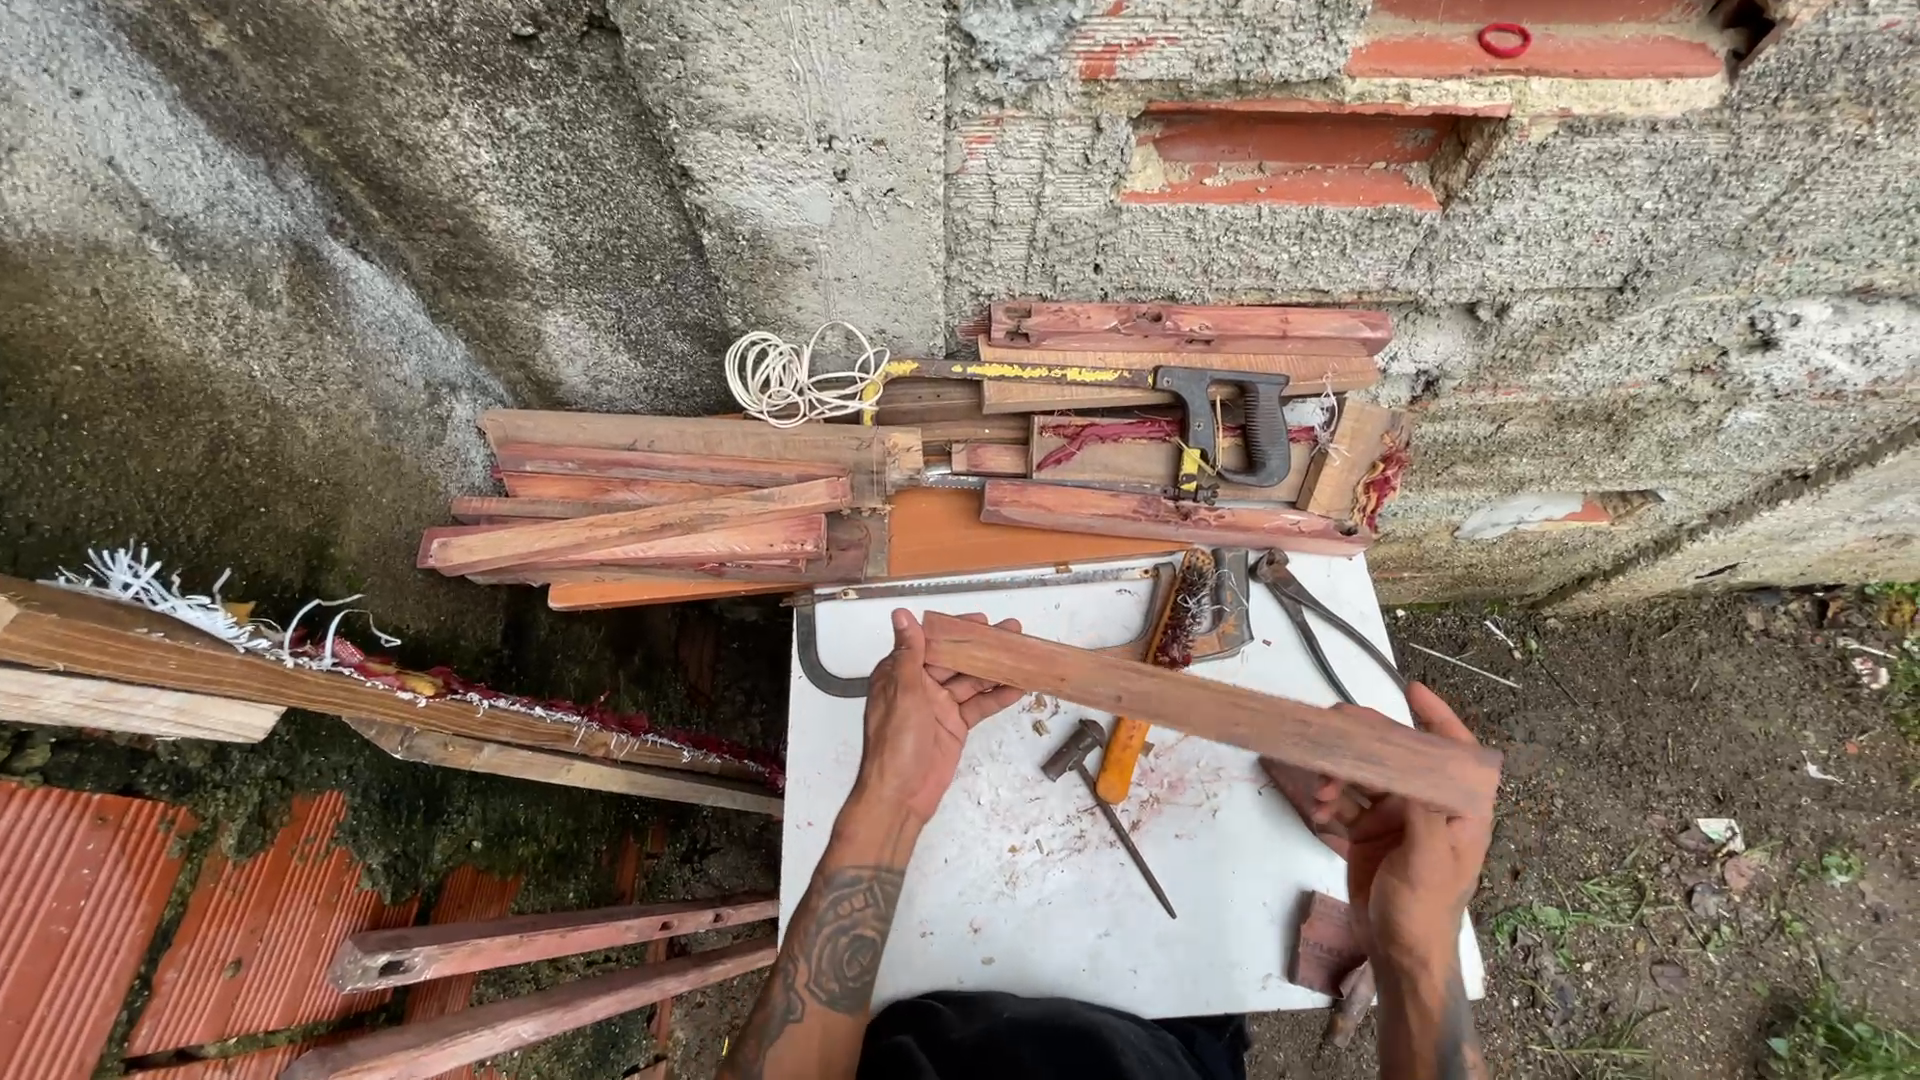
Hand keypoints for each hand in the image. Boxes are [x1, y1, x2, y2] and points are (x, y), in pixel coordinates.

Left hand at [853, 609, 1025, 822]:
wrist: (900, 796)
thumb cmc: (894, 746)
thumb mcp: (904, 692)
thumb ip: (909, 653)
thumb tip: (901, 615)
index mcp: (901, 673)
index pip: (932, 642)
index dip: (957, 630)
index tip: (982, 621)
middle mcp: (920, 686)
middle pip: (957, 660)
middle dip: (984, 647)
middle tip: (1013, 633)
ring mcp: (939, 706)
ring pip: (972, 681)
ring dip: (996, 669)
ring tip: (1022, 656)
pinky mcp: (954, 726)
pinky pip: (978, 706)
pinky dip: (997, 697)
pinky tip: (1018, 688)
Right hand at [1309, 683, 1492, 974]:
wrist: (1397, 952)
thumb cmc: (1425, 910)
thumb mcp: (1428, 862)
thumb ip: (1422, 812)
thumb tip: (1410, 765)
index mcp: (1460, 810)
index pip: (1456, 754)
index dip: (1437, 718)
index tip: (1411, 690)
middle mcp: (1429, 806)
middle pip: (1398, 756)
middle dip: (1366, 741)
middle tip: (1333, 725)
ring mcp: (1397, 817)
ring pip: (1365, 773)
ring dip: (1340, 773)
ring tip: (1323, 788)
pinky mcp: (1370, 830)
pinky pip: (1347, 798)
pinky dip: (1331, 797)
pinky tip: (1321, 807)